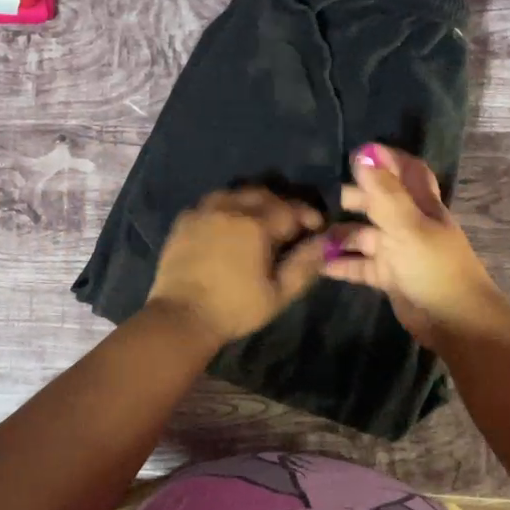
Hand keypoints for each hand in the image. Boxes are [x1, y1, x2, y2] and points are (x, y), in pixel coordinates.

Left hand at [146, 188, 328, 345]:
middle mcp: (228, 208)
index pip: (290, 209)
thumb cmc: (234, 309)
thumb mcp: (278, 293)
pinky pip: (210, 203)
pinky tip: (228, 225)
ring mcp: (202, 212)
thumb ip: (305, 265)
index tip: (316, 228)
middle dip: (281, 205)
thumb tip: (327, 243)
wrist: (182, 316)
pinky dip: (226, 207)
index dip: (308, 216)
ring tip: (259, 221)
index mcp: (255, 225)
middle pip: (262, 194)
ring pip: (234, 193)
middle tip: (290, 224)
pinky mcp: (183, 221)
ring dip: (252, 202)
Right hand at [322, 144, 509, 342]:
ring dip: (341, 234)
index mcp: (422, 206)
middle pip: (379, 202)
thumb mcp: (407, 226)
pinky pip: (360, 265)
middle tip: (321, 197)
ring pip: (364, 235)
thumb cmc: (434, 268)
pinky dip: (341, 264)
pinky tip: (319, 264)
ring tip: (312, 235)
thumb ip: (384, 193)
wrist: (455, 322)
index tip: (355, 153)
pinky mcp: (389, 277)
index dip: (386, 160)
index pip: (408, 171)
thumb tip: (363, 153)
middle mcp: (410, 224)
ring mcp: (399, 251)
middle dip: (353, 197)